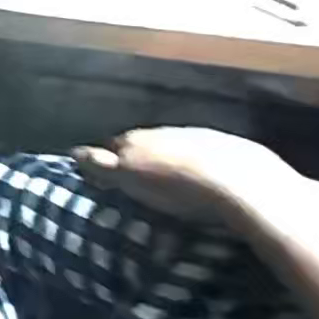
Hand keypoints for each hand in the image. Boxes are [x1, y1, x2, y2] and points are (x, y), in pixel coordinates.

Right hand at [72, 127, 308, 223]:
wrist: (245, 183)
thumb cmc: (178, 185)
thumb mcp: (132, 177)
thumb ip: (102, 165)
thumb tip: (73, 151)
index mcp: (136, 139)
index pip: (111, 145)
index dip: (106, 159)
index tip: (105, 174)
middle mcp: (162, 132)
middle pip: (142, 143)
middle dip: (138, 156)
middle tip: (138, 177)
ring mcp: (197, 137)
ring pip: (172, 146)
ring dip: (168, 158)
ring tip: (171, 179)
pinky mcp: (231, 148)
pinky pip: (204, 154)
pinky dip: (198, 163)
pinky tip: (205, 179)